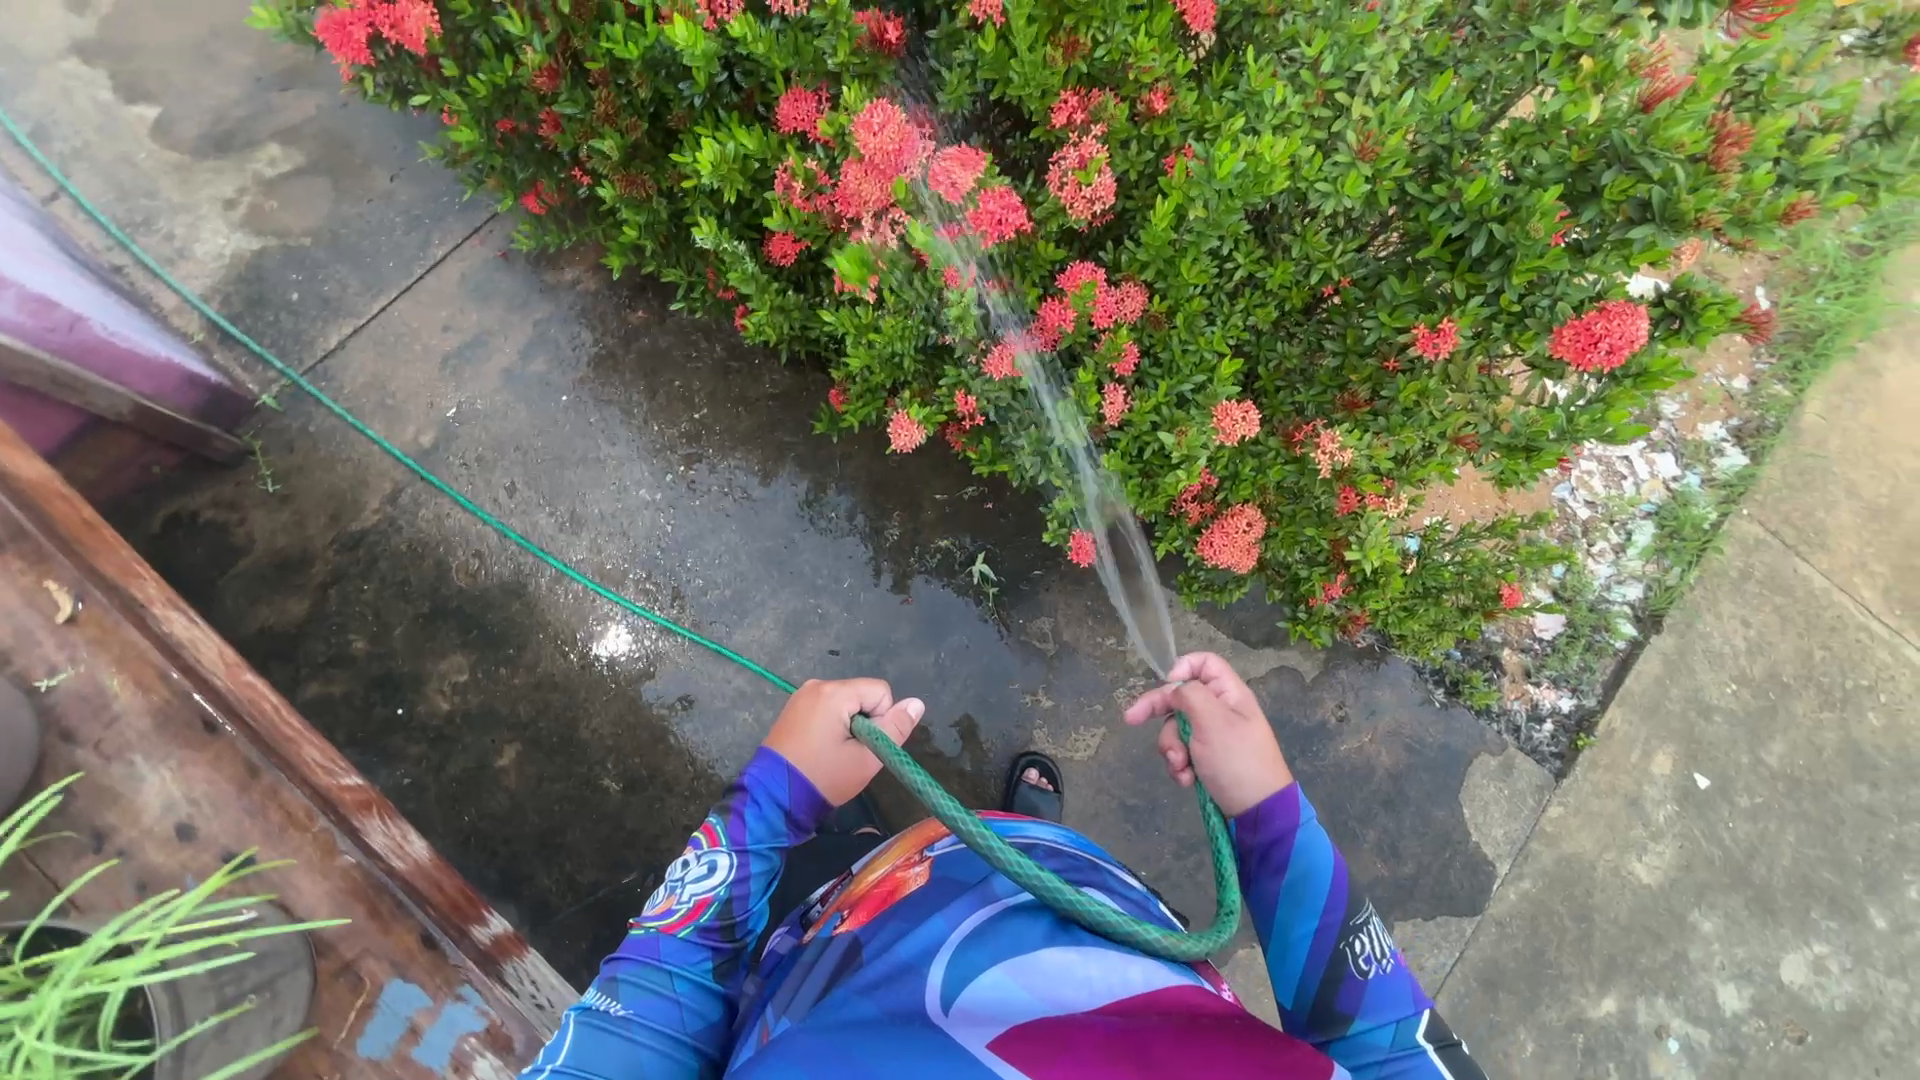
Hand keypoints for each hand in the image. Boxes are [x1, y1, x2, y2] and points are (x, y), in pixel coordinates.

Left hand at [763, 678, 923, 805]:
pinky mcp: (793, 710)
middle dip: (865, 723)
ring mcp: (802, 696)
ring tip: (833, 755)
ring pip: (846, 704)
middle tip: (848, 754)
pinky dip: (832, 727)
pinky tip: (821, 750)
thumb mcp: (866, 758)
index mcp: (834, 692)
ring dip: (849, 726)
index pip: (881, 692)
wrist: (772, 800)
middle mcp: (817, 685)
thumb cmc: (822, 778)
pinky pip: (827, 709)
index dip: (882, 721)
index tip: (864, 747)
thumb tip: (918, 703)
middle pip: (862, 696)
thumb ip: (895, 729)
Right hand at [1122, 652, 1292, 817]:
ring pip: (1176, 728)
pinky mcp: (1206, 758)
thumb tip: (1174, 688)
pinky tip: (1187, 779)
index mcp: (1229, 694)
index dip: (1182, 668)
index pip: (1204, 663)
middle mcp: (1219, 710)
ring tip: (1182, 767)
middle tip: (1131, 720)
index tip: (1167, 687)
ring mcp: (1212, 735)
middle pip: (1180, 697)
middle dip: (1159, 713)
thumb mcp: (1213, 721)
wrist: (1257, 812)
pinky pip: (1181, 752)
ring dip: (1172, 748)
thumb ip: (1189, 695)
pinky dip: (1179, 765)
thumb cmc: (1237, 760)